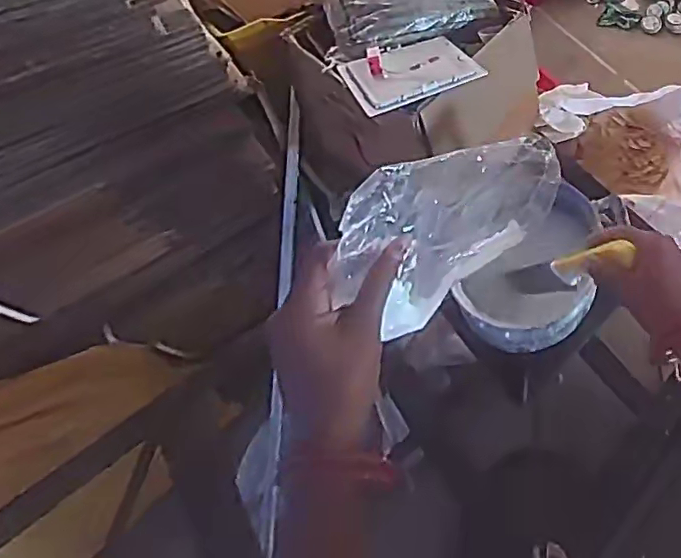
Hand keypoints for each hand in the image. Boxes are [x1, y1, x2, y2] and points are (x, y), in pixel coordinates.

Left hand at [268, 240, 404, 452]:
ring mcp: (284, 335)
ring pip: (315, 293)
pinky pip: (313, 312)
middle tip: (381, 259)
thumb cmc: (348, 378)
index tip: (376, 242)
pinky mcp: (293, 348)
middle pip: (314, 274)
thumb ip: (379, 280)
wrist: (330, 438)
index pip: (316, 256)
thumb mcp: (367, 324)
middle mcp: (282, 316)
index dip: (345, 244)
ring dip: (343, 284)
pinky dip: (335, 304)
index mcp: (295, 308)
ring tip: (376, 279)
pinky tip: (359, 307)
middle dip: (347, 264)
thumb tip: (398, 243)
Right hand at [582, 227, 680, 337]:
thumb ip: (604, 270)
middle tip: (598, 258)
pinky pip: (654, 258)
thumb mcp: (624, 286)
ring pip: (644, 250)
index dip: (601, 238)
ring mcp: (673, 253)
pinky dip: (640, 264)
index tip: (587, 246)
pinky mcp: (679, 267)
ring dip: (628, 257)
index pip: (621, 231)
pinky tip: (631, 277)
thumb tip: (588, 261)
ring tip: (612, 269)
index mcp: (651, 241)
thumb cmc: (653, 302)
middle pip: (633, 239)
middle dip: (614, 248)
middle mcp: (664, 241)